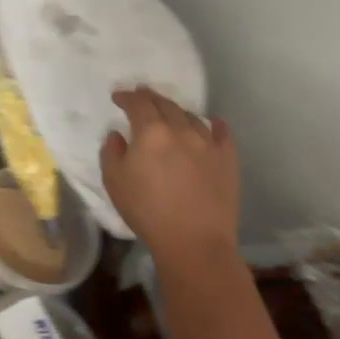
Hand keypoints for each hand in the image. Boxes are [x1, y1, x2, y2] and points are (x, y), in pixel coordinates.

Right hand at [101, 87, 238, 261]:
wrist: (194, 242)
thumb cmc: (147, 210)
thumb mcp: (113, 181)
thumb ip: (111, 152)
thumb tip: (118, 135)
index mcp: (151, 132)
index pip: (138, 103)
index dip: (126, 97)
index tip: (118, 97)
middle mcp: (181, 130)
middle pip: (165, 104)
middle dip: (150, 98)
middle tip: (141, 97)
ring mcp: (208, 144)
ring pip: (191, 117)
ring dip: (176, 111)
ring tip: (169, 115)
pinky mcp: (228, 160)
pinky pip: (222, 133)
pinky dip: (214, 124)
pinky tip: (212, 122)